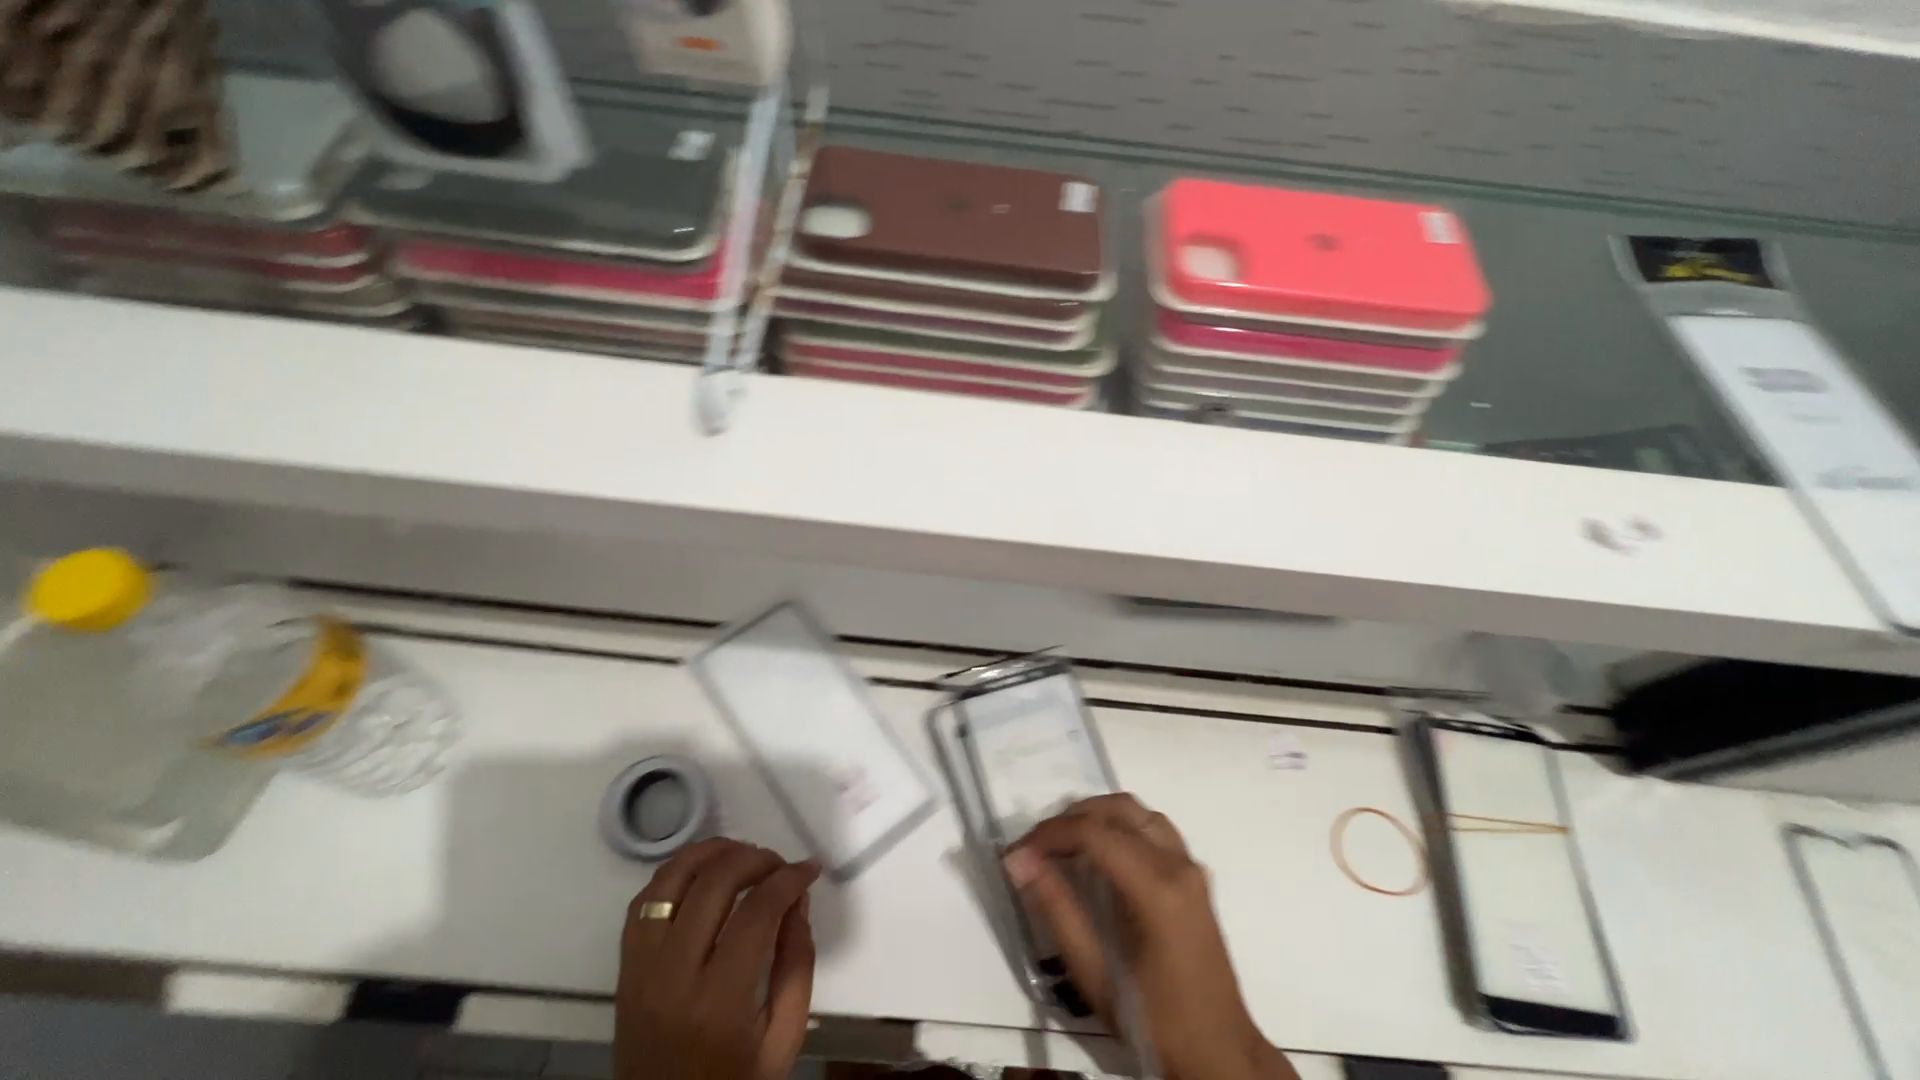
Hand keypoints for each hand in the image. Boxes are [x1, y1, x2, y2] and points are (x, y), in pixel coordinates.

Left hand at [615, 838, 820, 1079]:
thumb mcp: (784, 1038)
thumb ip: (797, 965)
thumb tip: (797, 902)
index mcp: (719, 1001)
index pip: (756, 912)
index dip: (788, 879)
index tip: (809, 870)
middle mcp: (673, 975)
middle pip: (713, 883)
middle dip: (756, 859)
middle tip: (780, 865)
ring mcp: (641, 967)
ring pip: (671, 878)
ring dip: (711, 853)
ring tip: (743, 855)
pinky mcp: (624, 965)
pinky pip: (644, 900)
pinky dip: (675, 875)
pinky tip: (703, 875)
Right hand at [1005, 795, 1296, 1079]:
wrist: (1217, 1050)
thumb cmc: (1154, 1020)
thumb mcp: (1094, 975)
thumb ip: (1057, 910)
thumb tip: (1019, 862)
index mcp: (1156, 890)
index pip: (1093, 833)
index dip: (1048, 834)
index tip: (1017, 854)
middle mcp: (1178, 865)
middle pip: (1116, 810)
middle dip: (1069, 819)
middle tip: (1035, 849)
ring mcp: (1192, 867)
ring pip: (1138, 812)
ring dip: (1096, 816)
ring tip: (1063, 846)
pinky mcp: (1196, 876)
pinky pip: (1154, 828)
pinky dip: (1121, 825)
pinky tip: (1100, 855)